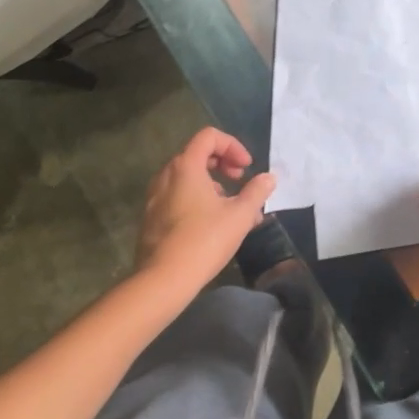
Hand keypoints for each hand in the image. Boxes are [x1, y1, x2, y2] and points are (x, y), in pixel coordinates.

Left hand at [137, 127, 275, 288]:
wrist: (162, 282)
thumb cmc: (204, 241)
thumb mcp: (240, 215)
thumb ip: (257, 192)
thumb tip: (269, 177)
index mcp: (185, 166)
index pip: (209, 137)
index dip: (232, 146)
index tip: (246, 168)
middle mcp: (165, 176)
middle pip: (196, 155)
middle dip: (223, 164)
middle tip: (240, 181)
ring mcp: (154, 198)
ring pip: (187, 179)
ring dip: (212, 185)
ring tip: (231, 209)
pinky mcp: (150, 220)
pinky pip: (176, 197)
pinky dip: (196, 200)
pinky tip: (211, 226)